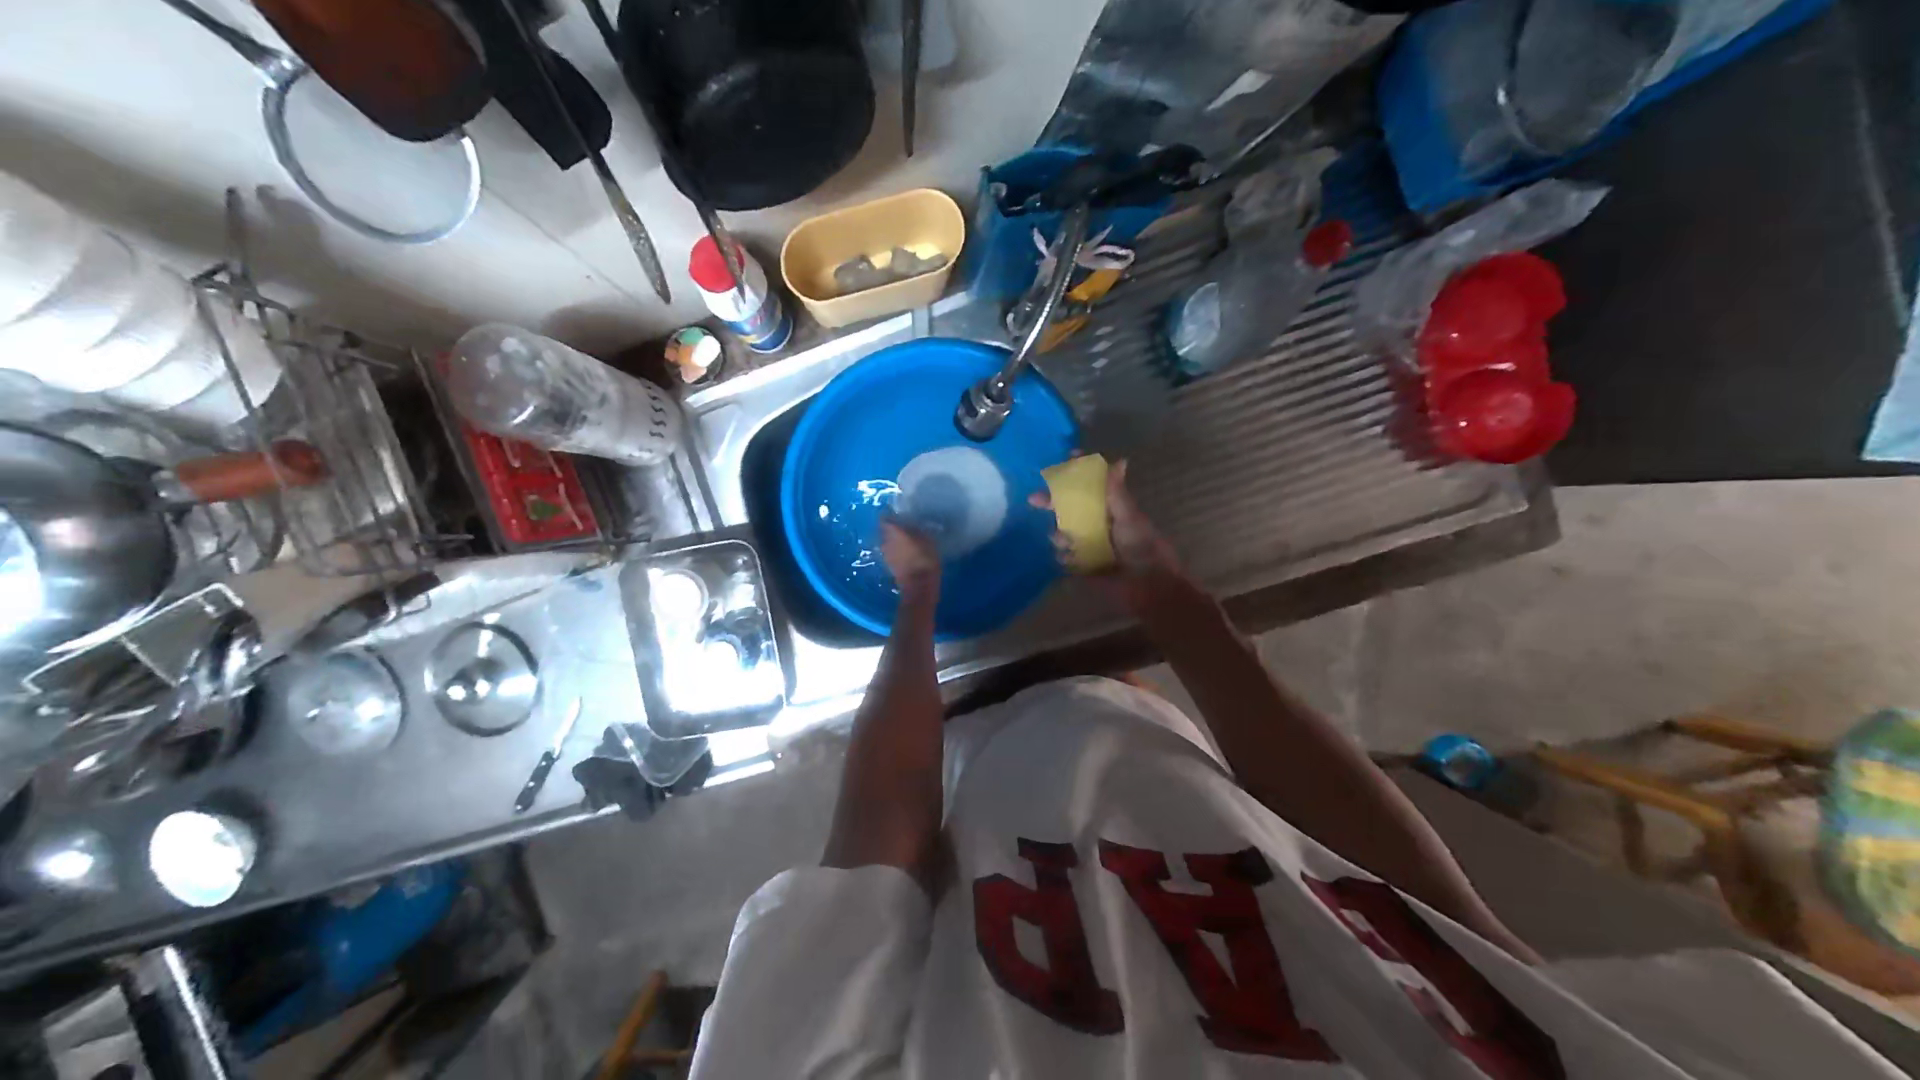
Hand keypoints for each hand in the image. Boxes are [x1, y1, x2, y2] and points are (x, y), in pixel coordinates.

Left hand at [879, 519, 939, 603]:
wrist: (919, 586)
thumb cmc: (925, 559)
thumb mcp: (928, 540)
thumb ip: (917, 530)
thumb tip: (911, 524)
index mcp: (894, 532)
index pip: (885, 519)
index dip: (890, 516)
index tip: (897, 515)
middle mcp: (886, 542)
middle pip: (885, 531)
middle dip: (893, 530)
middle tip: (904, 528)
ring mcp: (886, 555)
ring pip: (887, 543)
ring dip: (894, 542)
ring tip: (906, 541)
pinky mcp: (889, 566)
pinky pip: (891, 554)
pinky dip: (896, 552)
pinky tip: (906, 553)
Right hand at [1031, 458, 1184, 608]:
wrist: (1147, 586)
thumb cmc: (1142, 547)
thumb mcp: (1129, 516)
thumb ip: (1118, 493)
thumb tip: (1120, 461)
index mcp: (1109, 508)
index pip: (1089, 486)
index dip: (1076, 473)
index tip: (1064, 460)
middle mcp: (1097, 523)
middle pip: (1068, 508)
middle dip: (1051, 502)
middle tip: (1035, 500)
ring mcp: (1088, 545)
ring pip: (1062, 533)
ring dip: (1058, 534)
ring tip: (1064, 541)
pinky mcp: (1082, 566)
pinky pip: (1064, 558)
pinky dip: (1064, 557)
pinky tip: (1070, 558)